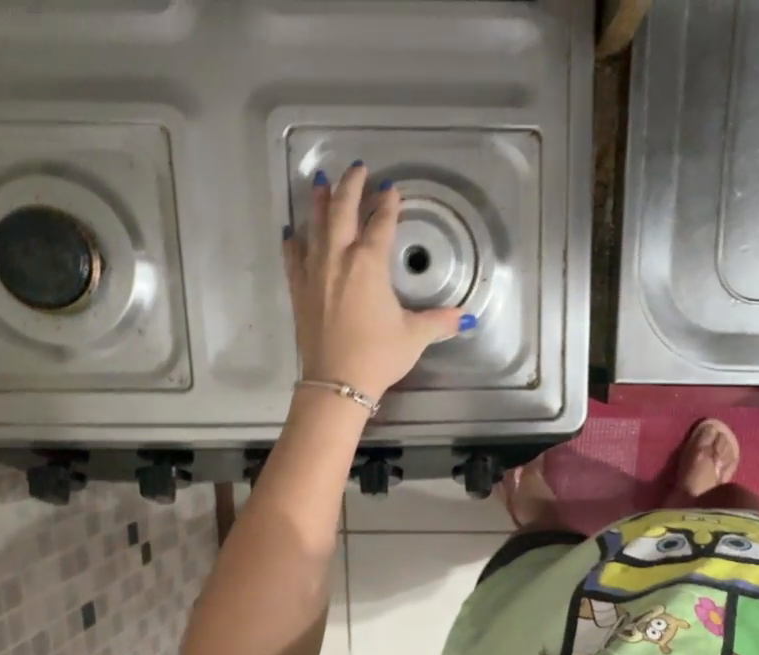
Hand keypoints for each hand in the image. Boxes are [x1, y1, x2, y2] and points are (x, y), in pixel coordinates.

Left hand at [282, 163, 467, 399]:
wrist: (336, 382)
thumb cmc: (378, 356)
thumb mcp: (413, 337)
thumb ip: (438, 322)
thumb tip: (464, 318)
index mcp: (369, 264)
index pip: (380, 224)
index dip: (388, 205)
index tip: (391, 190)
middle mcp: (338, 259)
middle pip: (342, 211)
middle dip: (351, 187)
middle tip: (357, 169)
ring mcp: (314, 272)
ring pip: (315, 226)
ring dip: (320, 202)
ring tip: (322, 182)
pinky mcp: (299, 290)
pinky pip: (294, 256)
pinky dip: (295, 240)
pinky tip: (294, 231)